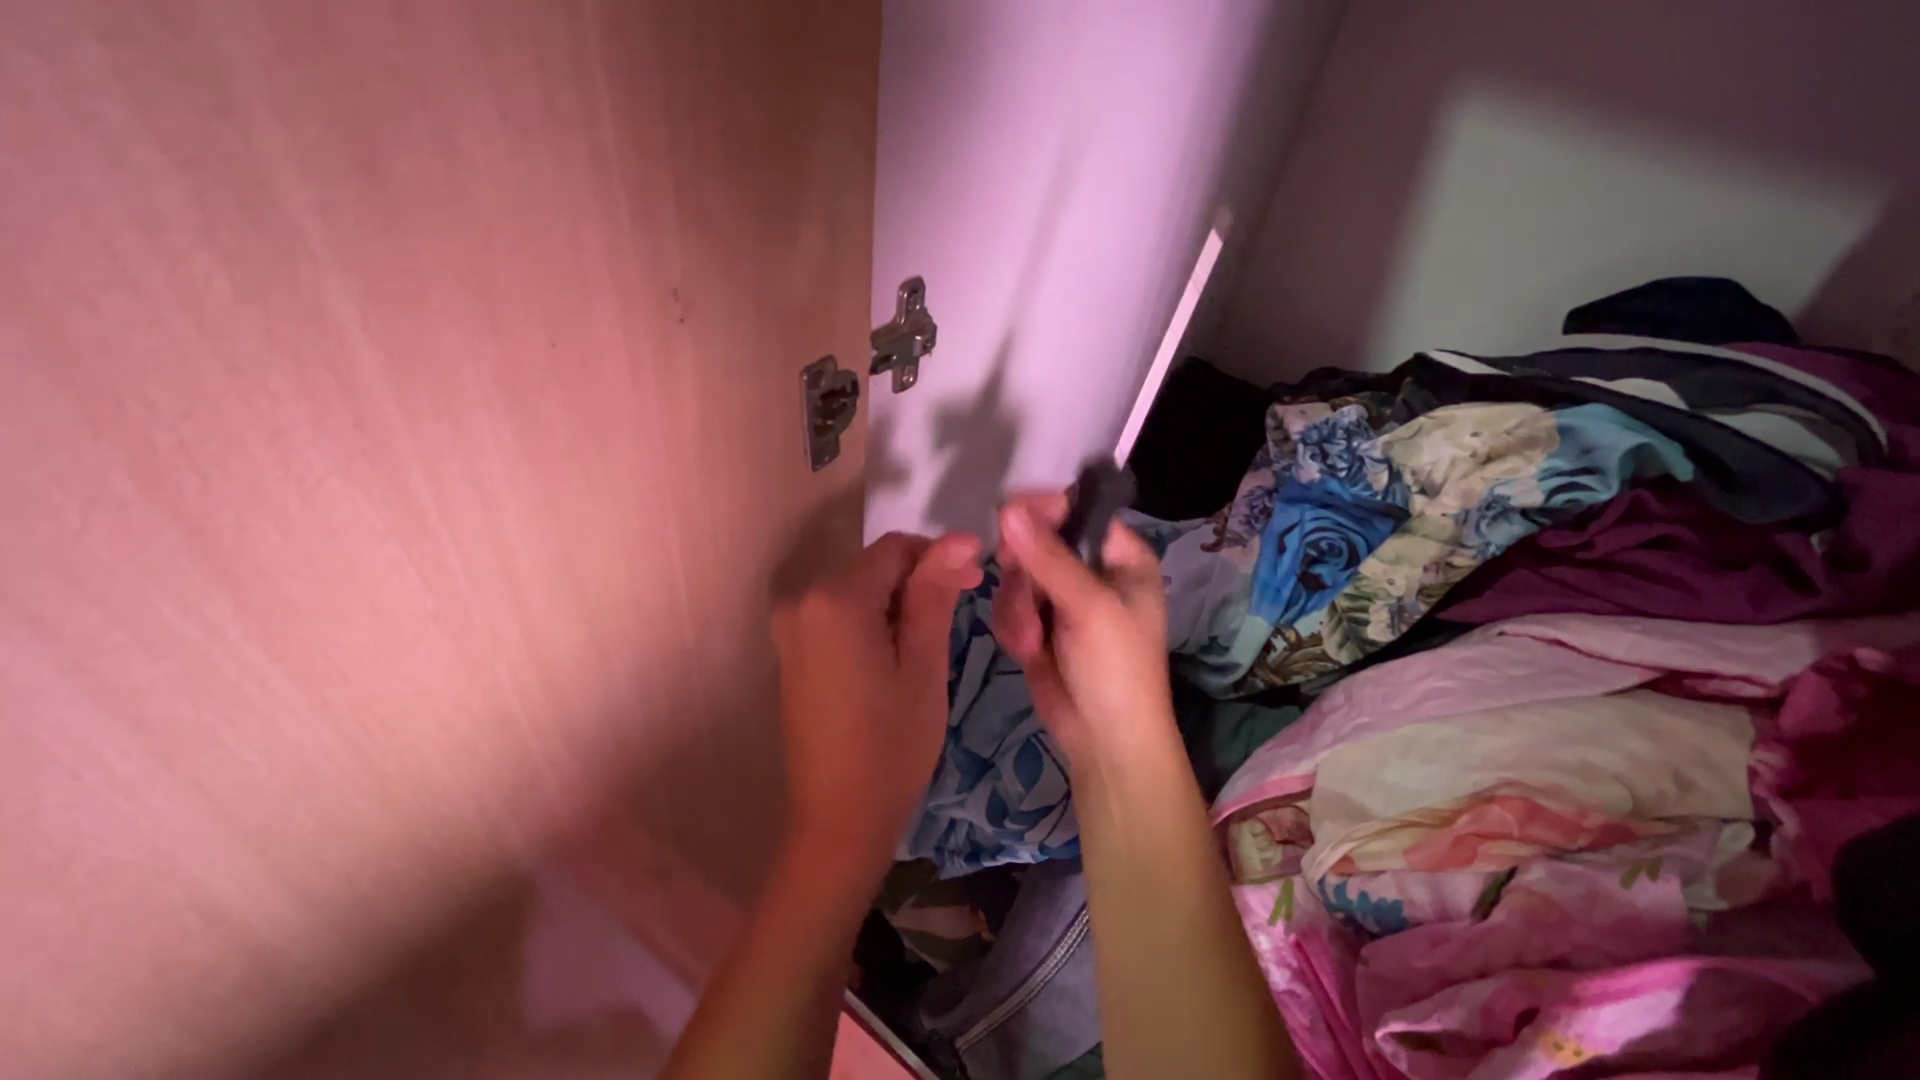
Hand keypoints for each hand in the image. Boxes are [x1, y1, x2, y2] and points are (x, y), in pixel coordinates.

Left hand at [772, 531, 981, 872]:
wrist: (838, 818)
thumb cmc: (893, 744)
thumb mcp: (925, 665)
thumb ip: (935, 594)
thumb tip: (961, 538)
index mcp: (835, 598)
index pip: (896, 548)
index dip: (940, 557)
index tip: (977, 583)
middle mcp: (802, 601)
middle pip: (873, 566)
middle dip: (919, 580)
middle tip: (960, 615)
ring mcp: (789, 628)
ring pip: (857, 590)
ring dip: (897, 603)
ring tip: (931, 644)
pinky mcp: (789, 652)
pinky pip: (838, 616)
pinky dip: (871, 622)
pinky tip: (896, 657)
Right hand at [991, 493, 1175, 769]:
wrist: (1105, 741)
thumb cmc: (1115, 668)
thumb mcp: (1088, 607)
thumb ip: (1048, 557)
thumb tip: (1009, 507)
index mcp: (1121, 555)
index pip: (1076, 509)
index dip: (1042, 511)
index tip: (1008, 519)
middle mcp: (1092, 569)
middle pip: (1036, 540)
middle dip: (1025, 577)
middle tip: (1027, 600)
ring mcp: (1062, 597)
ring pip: (1016, 575)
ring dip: (1017, 608)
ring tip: (1033, 641)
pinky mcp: (1038, 623)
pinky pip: (1008, 603)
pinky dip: (1012, 626)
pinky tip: (1027, 650)